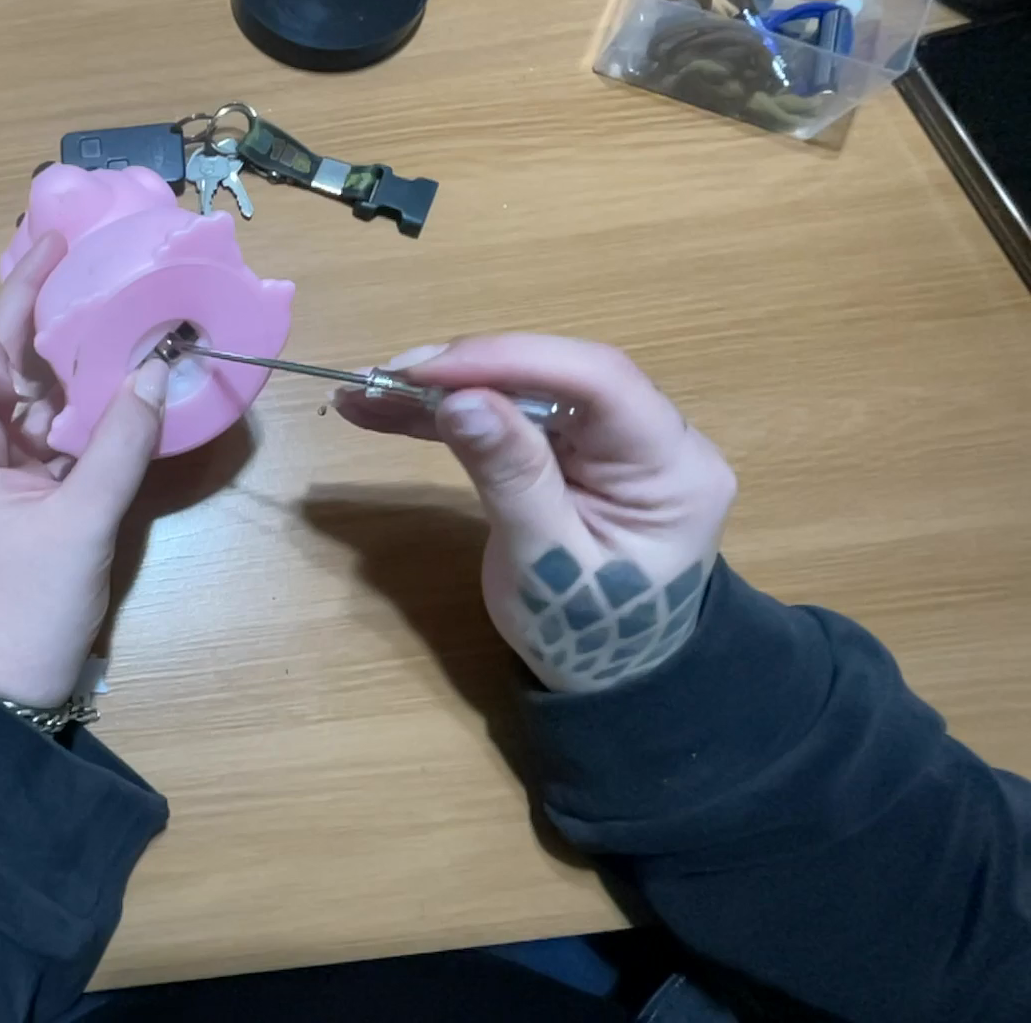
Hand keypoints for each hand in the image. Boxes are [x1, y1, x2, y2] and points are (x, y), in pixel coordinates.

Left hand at [0, 232, 168, 707]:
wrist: (13, 680)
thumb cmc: (24, 606)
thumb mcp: (80, 524)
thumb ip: (119, 447)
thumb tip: (156, 372)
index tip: (20, 368)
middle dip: (26, 308)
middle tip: (75, 255)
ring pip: (22, 390)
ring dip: (63, 359)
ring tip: (115, 326)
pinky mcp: (30, 486)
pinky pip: (51, 427)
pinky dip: (81, 406)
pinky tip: (121, 395)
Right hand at [335, 335, 736, 692]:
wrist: (606, 668)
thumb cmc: (586, 629)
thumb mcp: (545, 562)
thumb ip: (511, 478)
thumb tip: (461, 402)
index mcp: (668, 464)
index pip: (597, 381)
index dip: (507, 362)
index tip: (423, 372)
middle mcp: (641, 434)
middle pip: (547, 375)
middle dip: (458, 371)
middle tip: (379, 379)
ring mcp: (596, 440)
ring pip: (512, 390)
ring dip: (433, 390)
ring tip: (362, 391)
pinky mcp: (557, 450)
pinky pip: (495, 418)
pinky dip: (435, 416)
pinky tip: (379, 411)